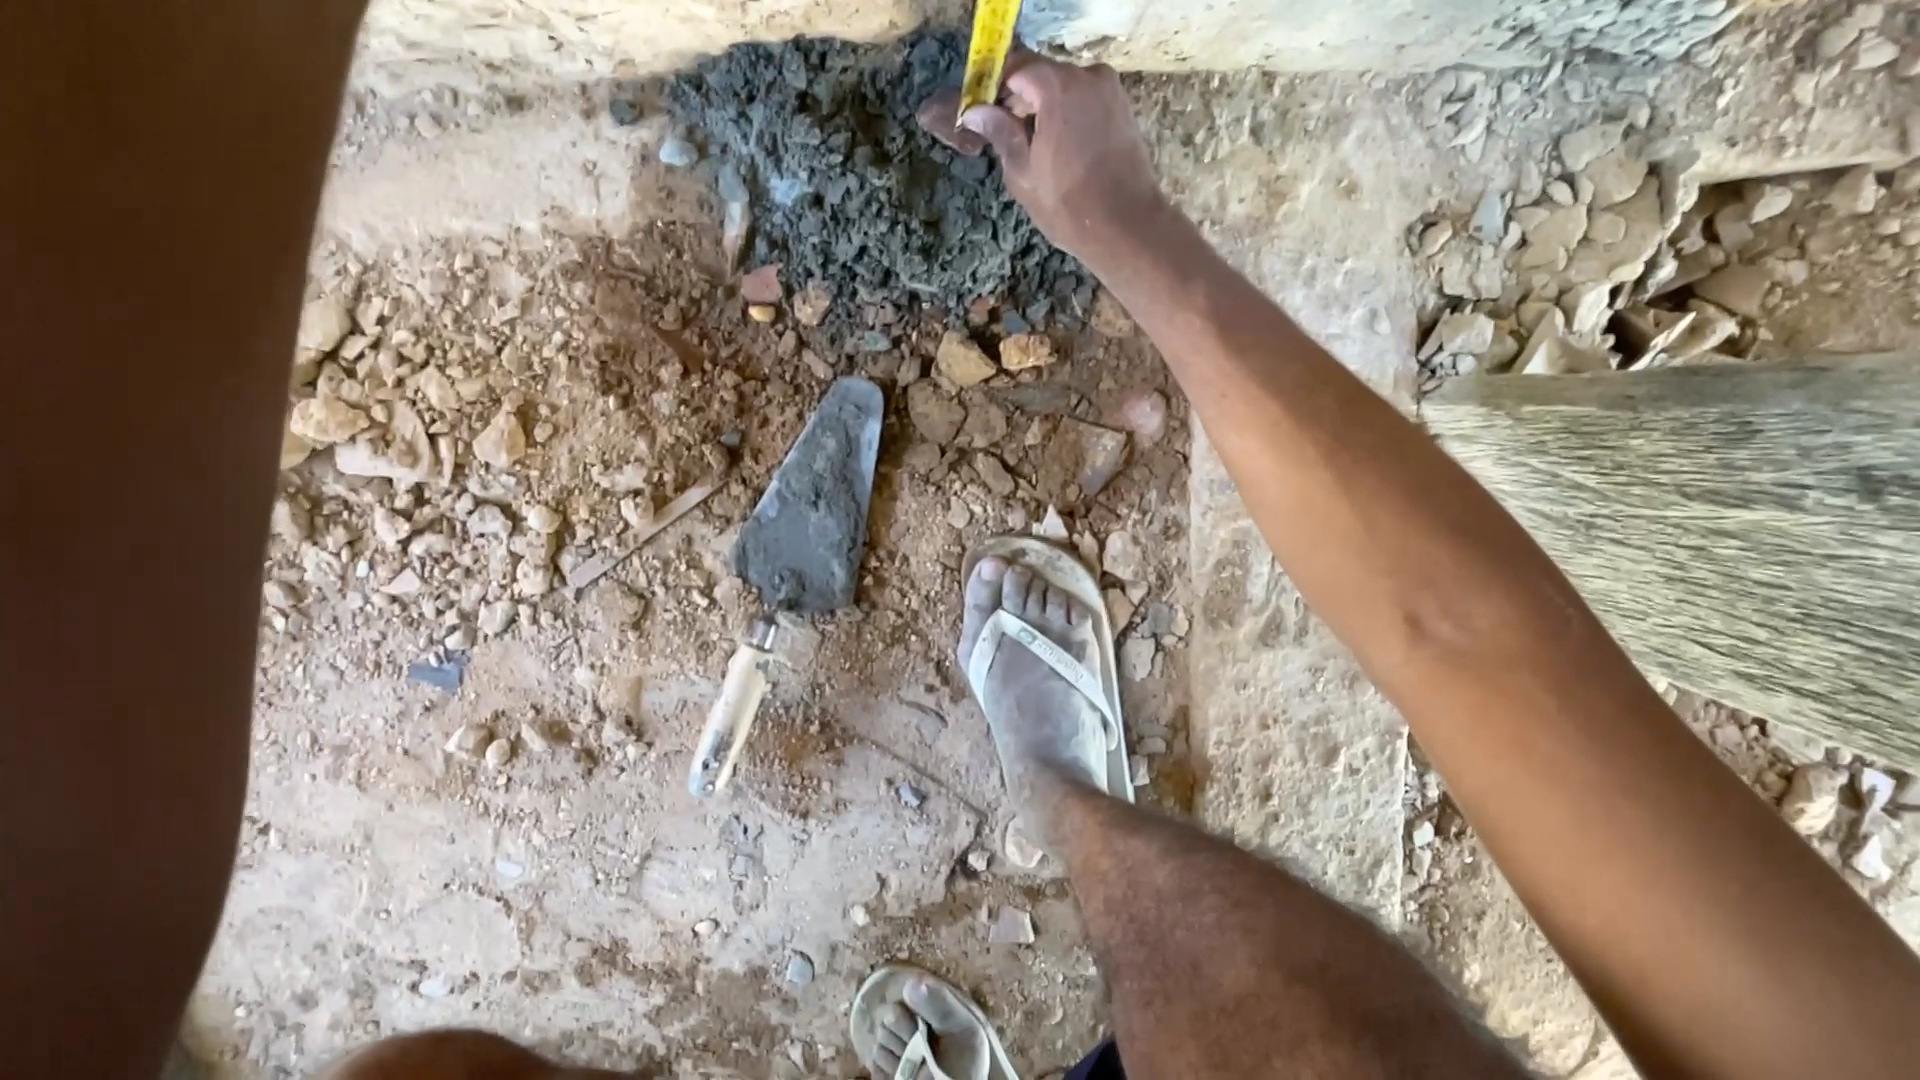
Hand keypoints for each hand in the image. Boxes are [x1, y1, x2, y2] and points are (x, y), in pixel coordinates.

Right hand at [917, 50, 1166, 263]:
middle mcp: (1087, 76)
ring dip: (1043, 109)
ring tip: (1029, 148)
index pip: (1014, 68)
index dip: (992, 88)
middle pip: (1040, 75)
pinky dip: (1066, 116)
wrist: (1127, 226)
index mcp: (1058, 87)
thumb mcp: (1023, 173)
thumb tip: (975, 111)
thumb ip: (1000, 132)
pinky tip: (1057, 149)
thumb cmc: (1069, 206)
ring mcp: (1109, 91)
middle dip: (1018, 100)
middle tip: (999, 133)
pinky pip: (1084, 101)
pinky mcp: (1122, 108)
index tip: (978, 112)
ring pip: (1063, 89)